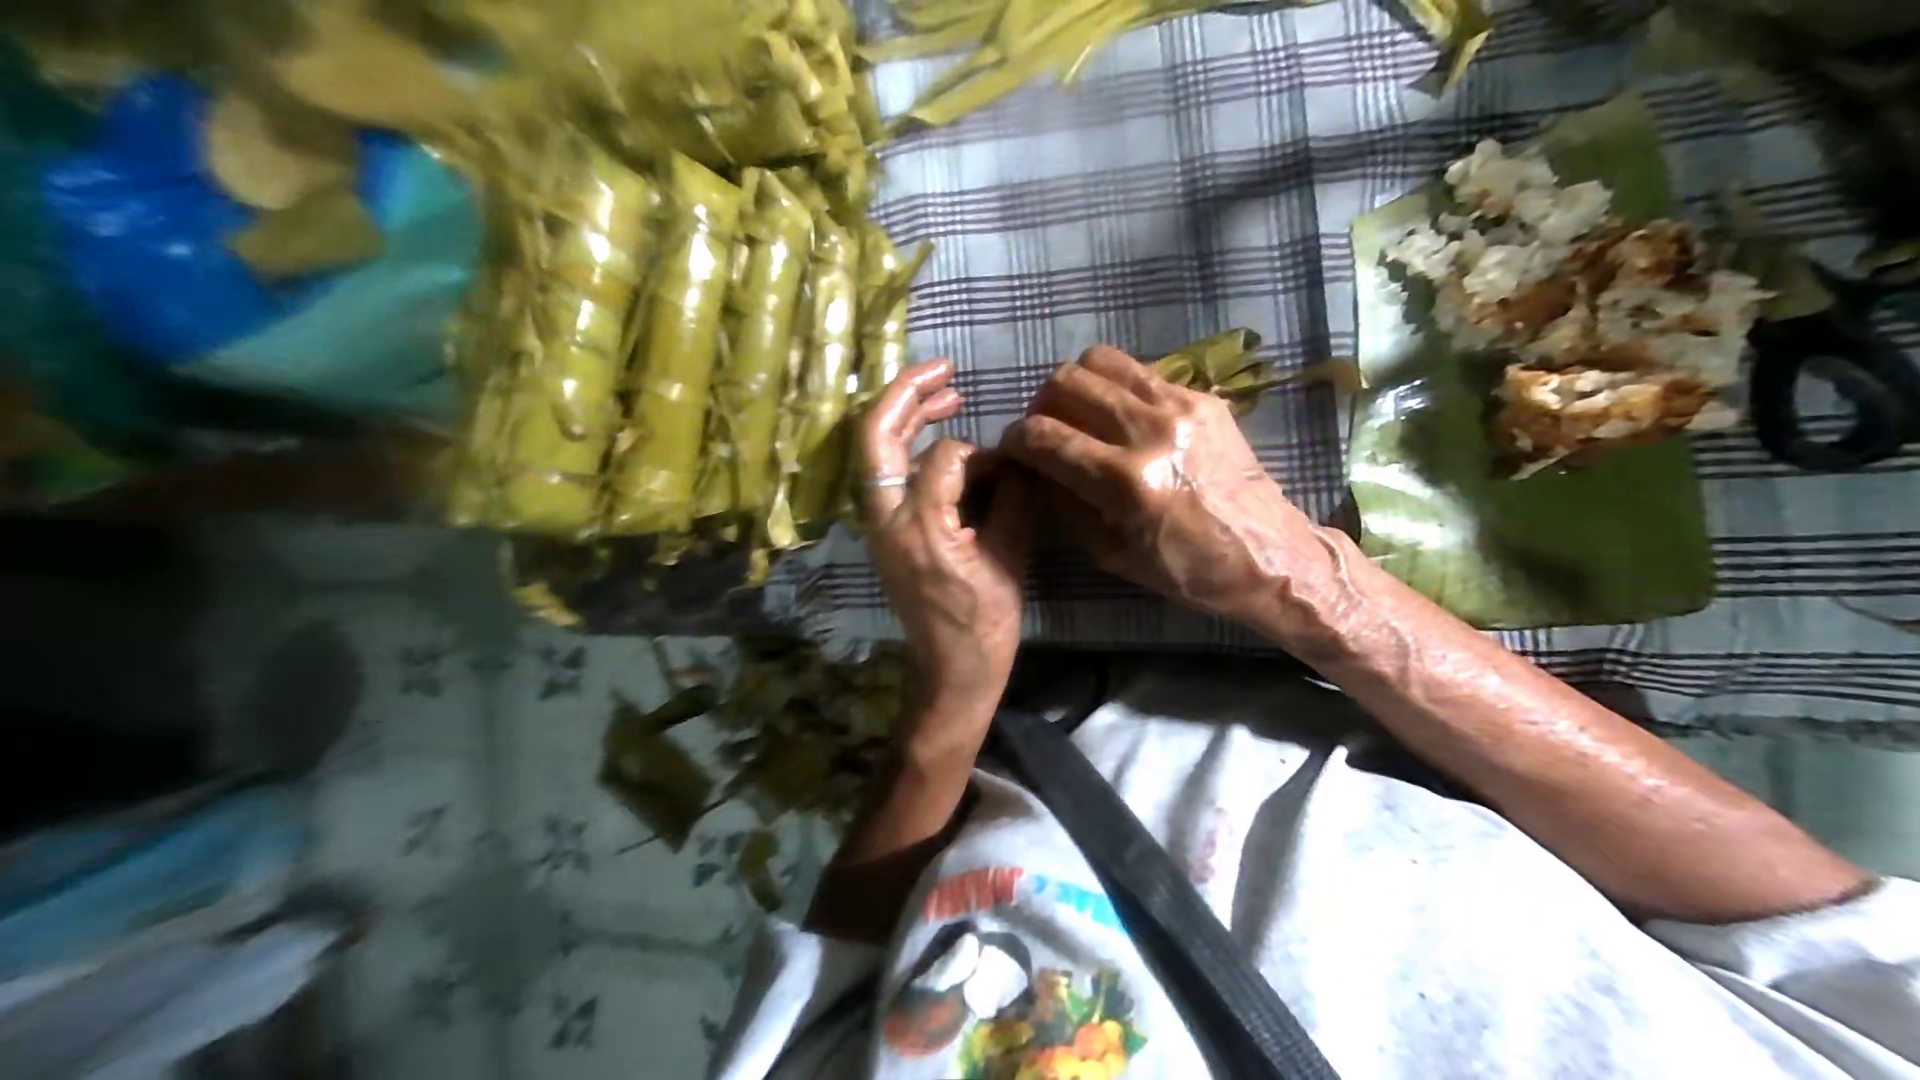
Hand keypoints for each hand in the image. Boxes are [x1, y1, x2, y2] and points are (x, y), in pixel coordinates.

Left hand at [861, 359, 1031, 727]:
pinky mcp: (882, 531)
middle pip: (876, 434)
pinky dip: (906, 445)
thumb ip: (1014, 498)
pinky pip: (885, 472)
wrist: (950, 671)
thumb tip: (1018, 455)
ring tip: (945, 392)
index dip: (984, 455)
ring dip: (905, 414)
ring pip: (874, 449)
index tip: (1010, 472)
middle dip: (908, 393)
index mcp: (919, 527)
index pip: (945, 458)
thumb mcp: (1010, 559)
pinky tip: (937, 438)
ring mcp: (877, 525)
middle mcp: (885, 518)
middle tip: (947, 369)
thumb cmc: (984, 625)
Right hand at [1001, 346, 1342, 641]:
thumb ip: (1064, 502)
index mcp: (1124, 481)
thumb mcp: (1110, 552)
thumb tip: (1033, 467)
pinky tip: (1122, 416)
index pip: (1044, 436)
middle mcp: (1149, 431)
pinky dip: (1116, 388)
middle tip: (1046, 429)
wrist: (1266, 553)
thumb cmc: (1184, 568)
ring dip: (1076, 384)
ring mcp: (1179, 407)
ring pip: (1101, 361)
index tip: (1012, 449)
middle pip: (1066, 382)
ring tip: (1079, 412)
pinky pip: (1140, 372)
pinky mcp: (1202, 398)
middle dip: (1041, 405)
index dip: (1015, 439)